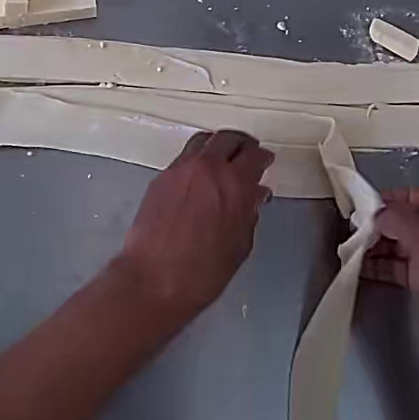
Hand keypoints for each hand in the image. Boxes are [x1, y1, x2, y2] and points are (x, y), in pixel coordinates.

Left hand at [110, 129, 273, 326]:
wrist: (153, 281)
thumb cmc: (199, 272)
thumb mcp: (240, 244)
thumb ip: (248, 213)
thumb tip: (252, 198)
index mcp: (235, 183)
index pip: (255, 156)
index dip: (263, 158)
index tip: (265, 161)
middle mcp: (209, 168)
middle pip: (229, 139)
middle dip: (242, 144)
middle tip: (247, 151)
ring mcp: (182, 169)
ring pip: (204, 141)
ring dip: (218, 144)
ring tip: (223, 154)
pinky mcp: (162, 177)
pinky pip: (185, 156)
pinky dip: (197, 157)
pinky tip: (200, 171)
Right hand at [364, 188, 418, 366]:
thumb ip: (397, 218)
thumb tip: (377, 213)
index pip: (412, 195)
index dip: (388, 198)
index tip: (362, 208)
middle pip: (403, 220)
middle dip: (378, 224)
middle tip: (352, 232)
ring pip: (398, 245)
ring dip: (375, 246)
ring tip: (351, 251)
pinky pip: (398, 267)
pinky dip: (380, 266)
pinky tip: (361, 269)